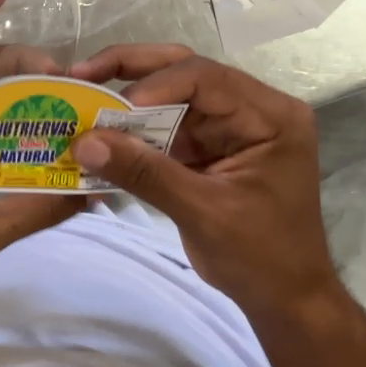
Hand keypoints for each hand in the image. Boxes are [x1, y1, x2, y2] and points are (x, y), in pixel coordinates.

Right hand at [69, 44, 342, 318]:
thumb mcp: (201, 211)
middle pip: (186, 72)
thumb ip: (145, 173)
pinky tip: (99, 134)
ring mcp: (228, 130)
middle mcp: (252, 111)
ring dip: (126, 100)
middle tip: (81, 72)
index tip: (109, 107)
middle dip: (132, 70)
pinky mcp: (208, 150)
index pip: (206, 77)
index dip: (154, 84)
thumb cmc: (260, 255)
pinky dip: (131, 131)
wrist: (284, 296)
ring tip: (81, 99)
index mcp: (269, 116)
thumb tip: (83, 143)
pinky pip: (165, 129)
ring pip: (171, 97)